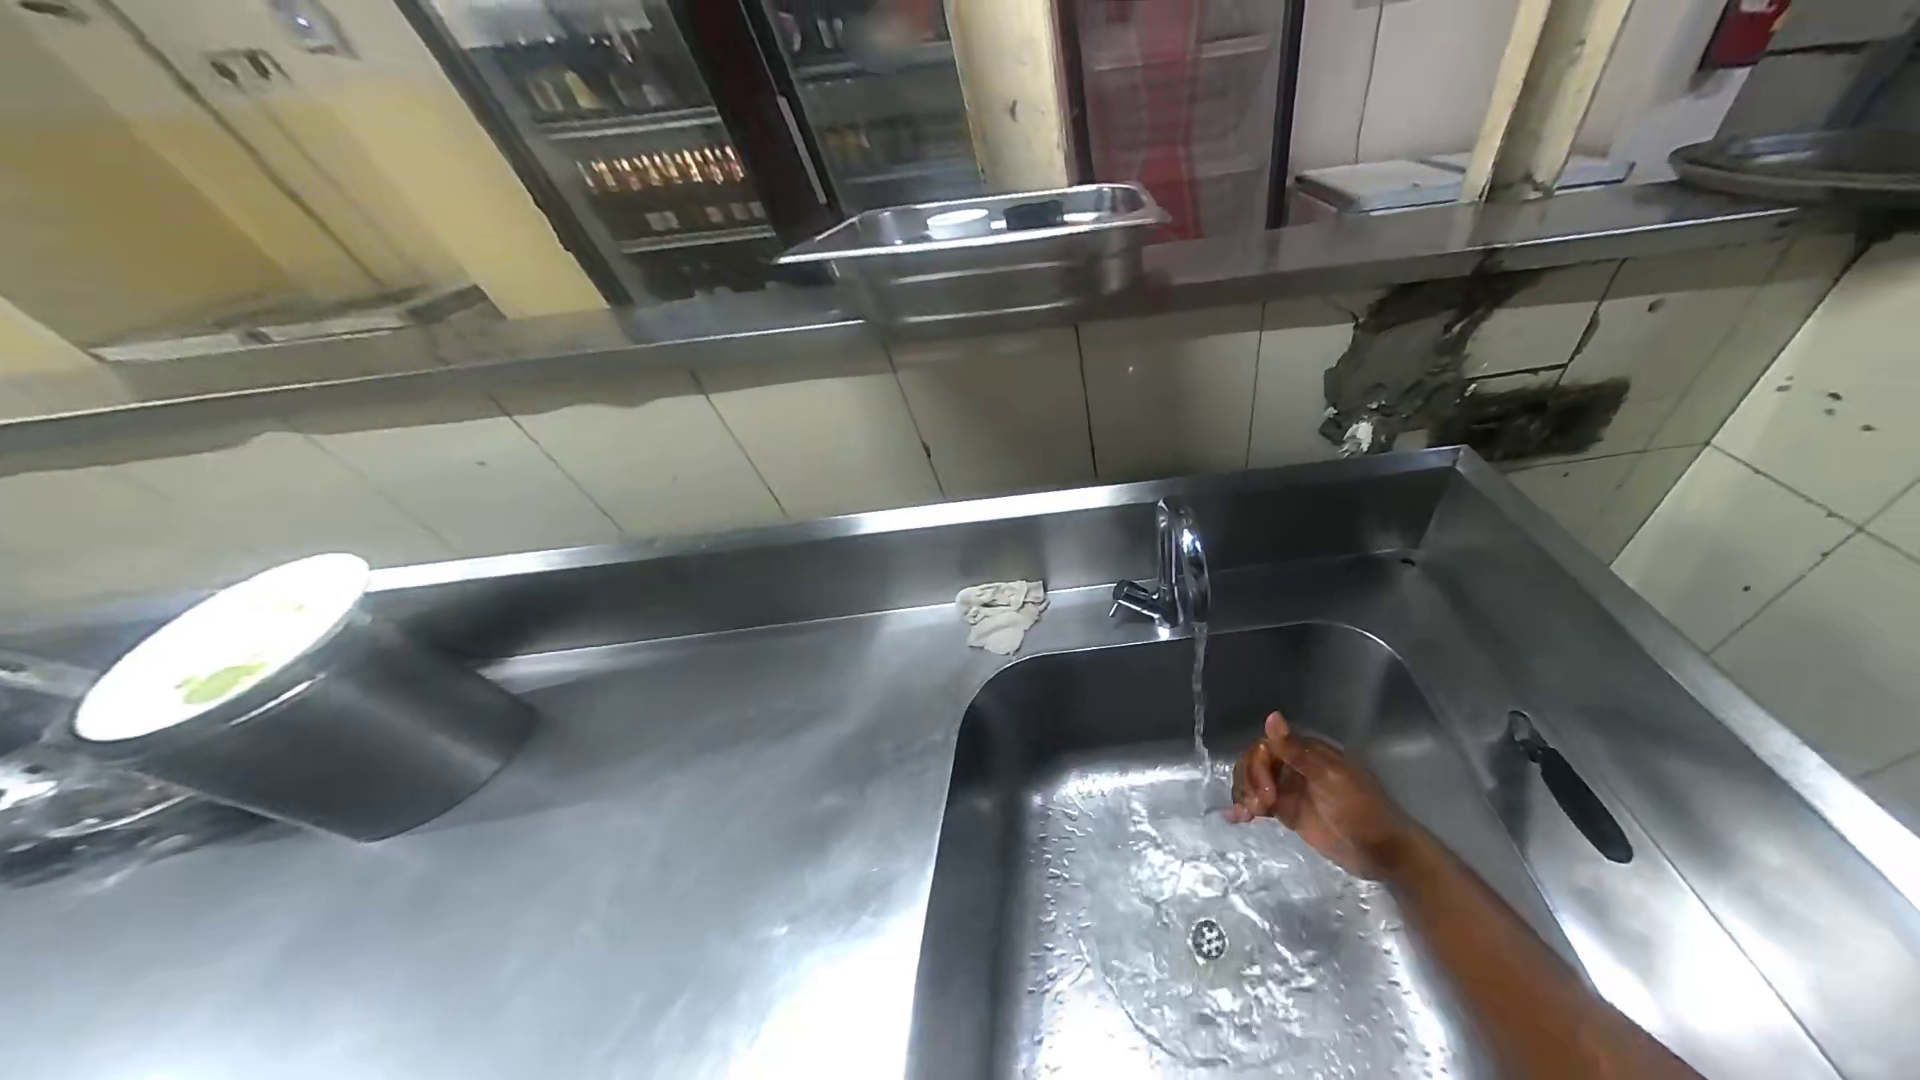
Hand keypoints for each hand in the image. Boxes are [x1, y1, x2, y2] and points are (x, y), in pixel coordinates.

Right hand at [1227, 711, 1413, 879]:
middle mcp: (1293, 766)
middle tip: (1258, 807)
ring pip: (1252, 781)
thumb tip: (1272, 715)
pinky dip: (1245, 808)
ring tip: (1247, 815)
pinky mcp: (1287, 811)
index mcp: (1306, 753)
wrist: (1383, 854)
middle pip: (1254, 763)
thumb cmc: (1361, 811)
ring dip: (1244, 794)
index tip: (1266, 793)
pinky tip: (1235, 817)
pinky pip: (1259, 803)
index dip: (1257, 766)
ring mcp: (1289, 789)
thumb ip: (1296, 751)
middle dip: (1249, 782)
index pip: (1265, 747)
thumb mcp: (1329, 779)